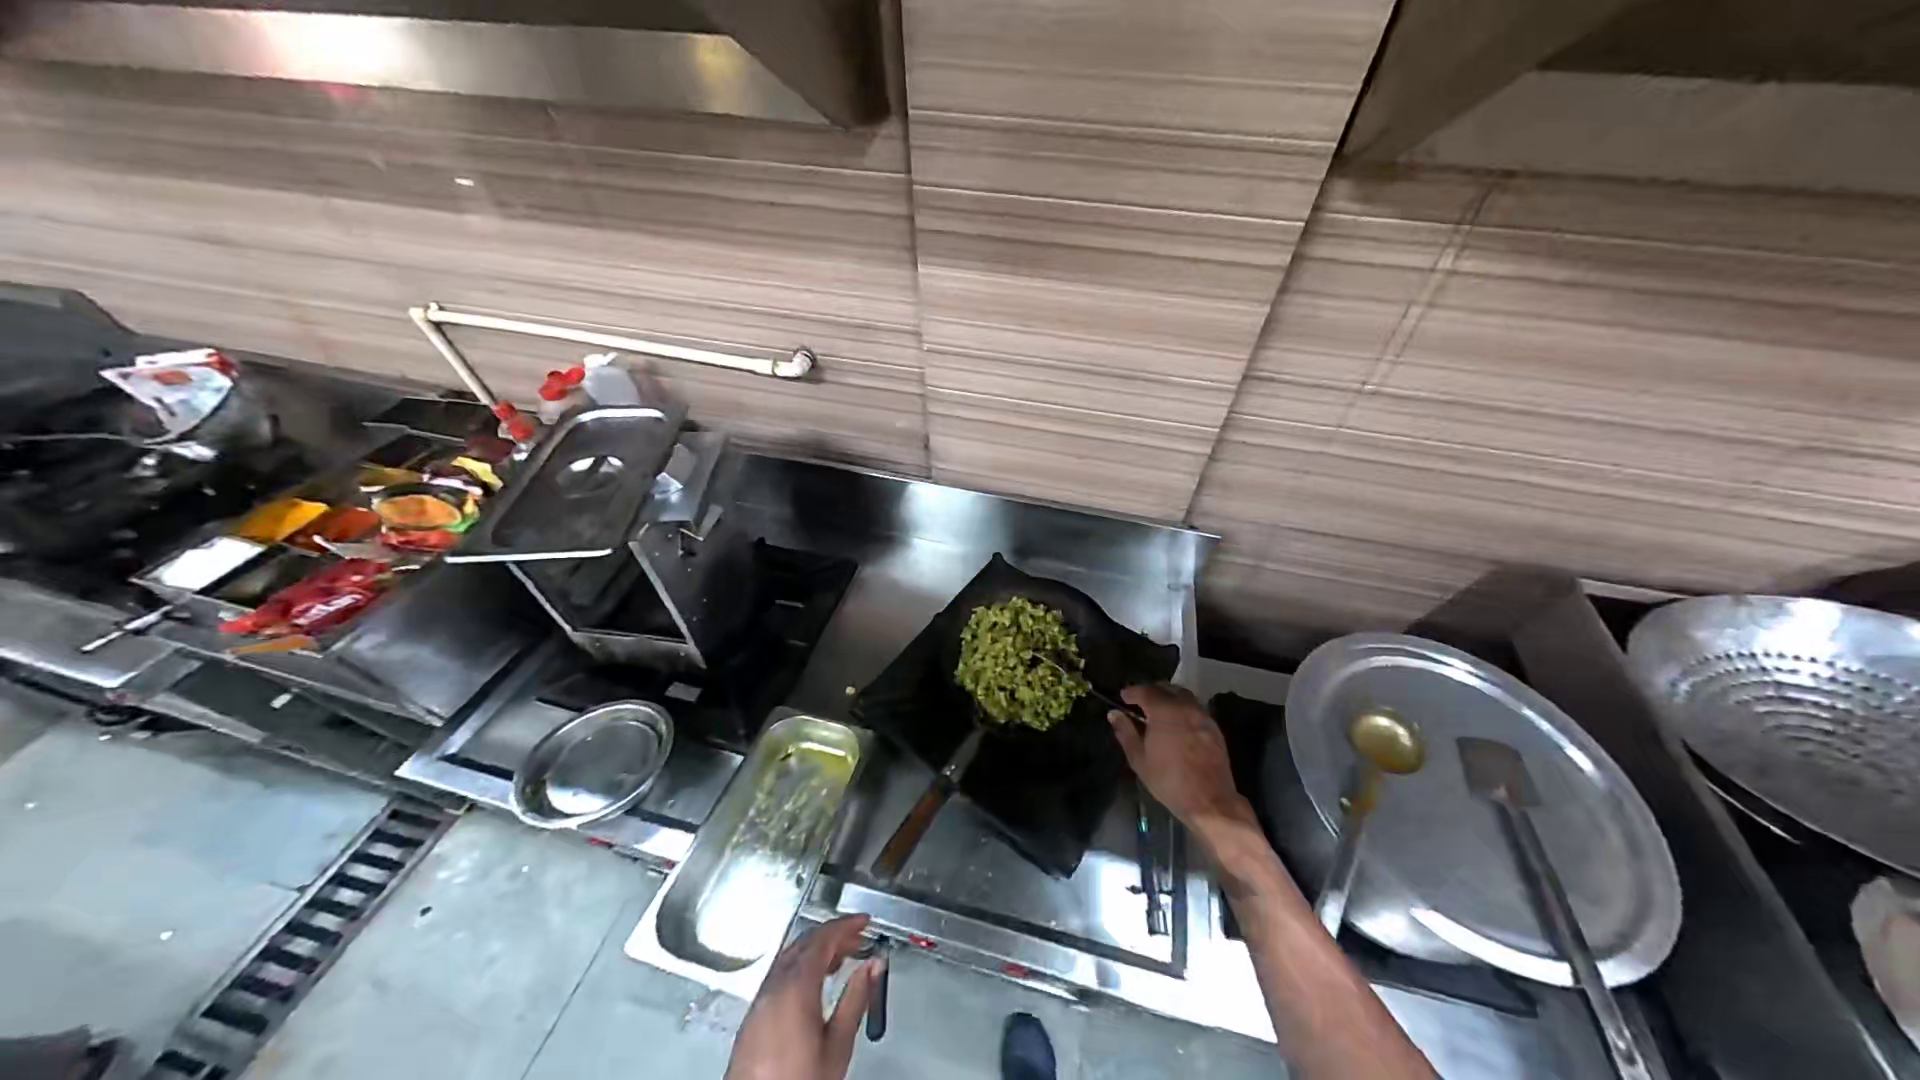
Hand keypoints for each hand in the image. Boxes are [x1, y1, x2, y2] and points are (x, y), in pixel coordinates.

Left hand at [724, 915, 881, 1079]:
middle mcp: (774, 986)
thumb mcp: (838, 1044)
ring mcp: (760, 1000)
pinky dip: (801, 966)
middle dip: (833, 935)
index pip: (823, 938)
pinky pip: (779, 974)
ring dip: (817, 950)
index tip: (864, 922)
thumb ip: (857, 999)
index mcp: (796, 986)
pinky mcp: (754, 1016)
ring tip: (842, 957)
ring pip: (790, 957)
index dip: (846, 925)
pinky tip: (816, 982)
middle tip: (858, 938)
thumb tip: (873, 967)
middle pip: (805, 943)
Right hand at [1109, 684, 1255, 835]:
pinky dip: (1184, 708)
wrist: (1209, 800)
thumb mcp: (1139, 759)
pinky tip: (1178, 723)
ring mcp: (1203, 716)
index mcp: (1164, 711)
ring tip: (1159, 710)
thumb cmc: (1168, 780)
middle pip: (1167, 688)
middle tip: (1140, 701)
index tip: (1124, 697)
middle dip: (1152, 690)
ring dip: (1169, 697)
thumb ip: (1125, 732)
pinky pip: (1196, 709)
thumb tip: (1114, 714)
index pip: (1145, 691)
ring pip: (1184, 696)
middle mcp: (1185, 707)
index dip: (1132, 692)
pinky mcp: (1214, 728)